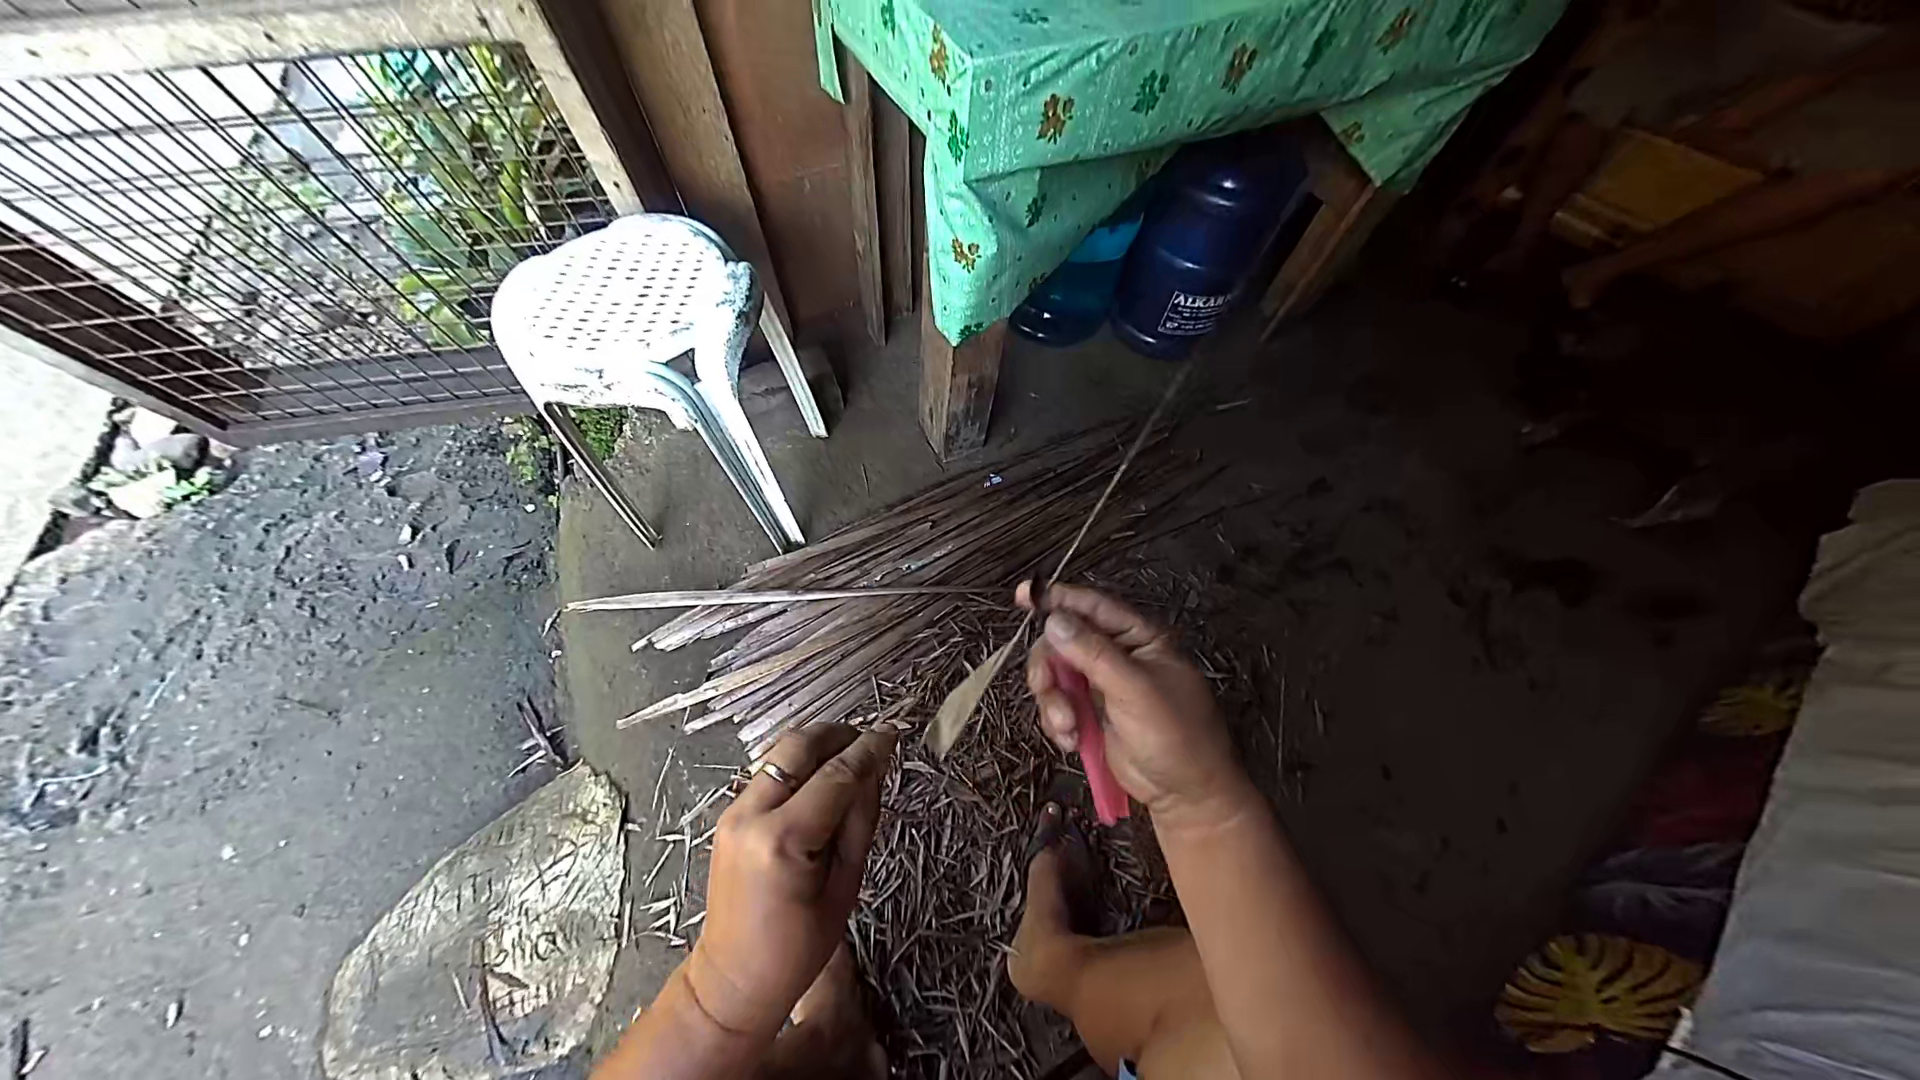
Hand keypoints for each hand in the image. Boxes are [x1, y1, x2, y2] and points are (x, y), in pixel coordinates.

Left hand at [684, 723, 897, 1038]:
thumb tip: (875, 770)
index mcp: (782, 840)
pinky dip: (799, 762)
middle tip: (869, 741)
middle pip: (799, 745)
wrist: (732, 981)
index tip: (891, 734)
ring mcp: (733, 812)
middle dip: (839, 734)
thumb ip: (860, 819)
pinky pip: (769, 770)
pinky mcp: (729, 815)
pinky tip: (821, 777)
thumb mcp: (845, 886)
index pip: (836, 774)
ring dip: (818, 744)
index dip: (869, 749)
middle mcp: (750, 815)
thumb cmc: (795, 949)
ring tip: (849, 756)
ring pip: (780, 750)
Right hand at [1017, 583, 1247, 829]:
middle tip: (1045, 686)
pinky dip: (1057, 721)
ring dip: (1053, 701)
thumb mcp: (1135, 689)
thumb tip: (1054, 619)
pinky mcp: (1088, 713)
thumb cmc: (1174, 735)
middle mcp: (1116, 655)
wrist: (1184, 795)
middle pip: (1062, 641)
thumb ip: (1093, 653)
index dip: (1057, 597)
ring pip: (1054, 674)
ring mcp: (1100, 684)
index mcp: (1138, 638)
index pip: (1092, 606)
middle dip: (1050, 666)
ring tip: (1068, 727)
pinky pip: (1056, 703)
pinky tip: (1072, 740)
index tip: (1023, 596)